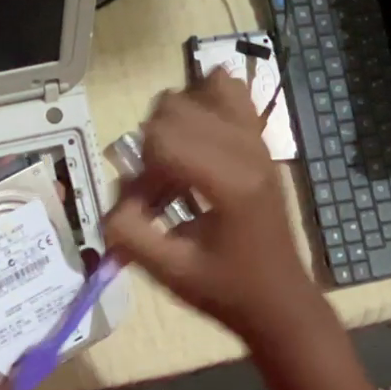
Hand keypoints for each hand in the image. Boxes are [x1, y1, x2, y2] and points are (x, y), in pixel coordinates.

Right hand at [104, 68, 320, 338]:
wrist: (278, 300)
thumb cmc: (224, 290)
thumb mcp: (168, 272)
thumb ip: (129, 234)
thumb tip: (112, 205)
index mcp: (228, 184)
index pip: (161, 138)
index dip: (140, 170)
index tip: (147, 207)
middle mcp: (247, 151)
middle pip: (175, 106)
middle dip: (152, 143)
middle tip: (158, 190)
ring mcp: (259, 142)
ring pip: (203, 89)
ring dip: (177, 121)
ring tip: (177, 163)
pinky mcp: (262, 142)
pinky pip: (233, 93)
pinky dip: (207, 105)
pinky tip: (198, 143)